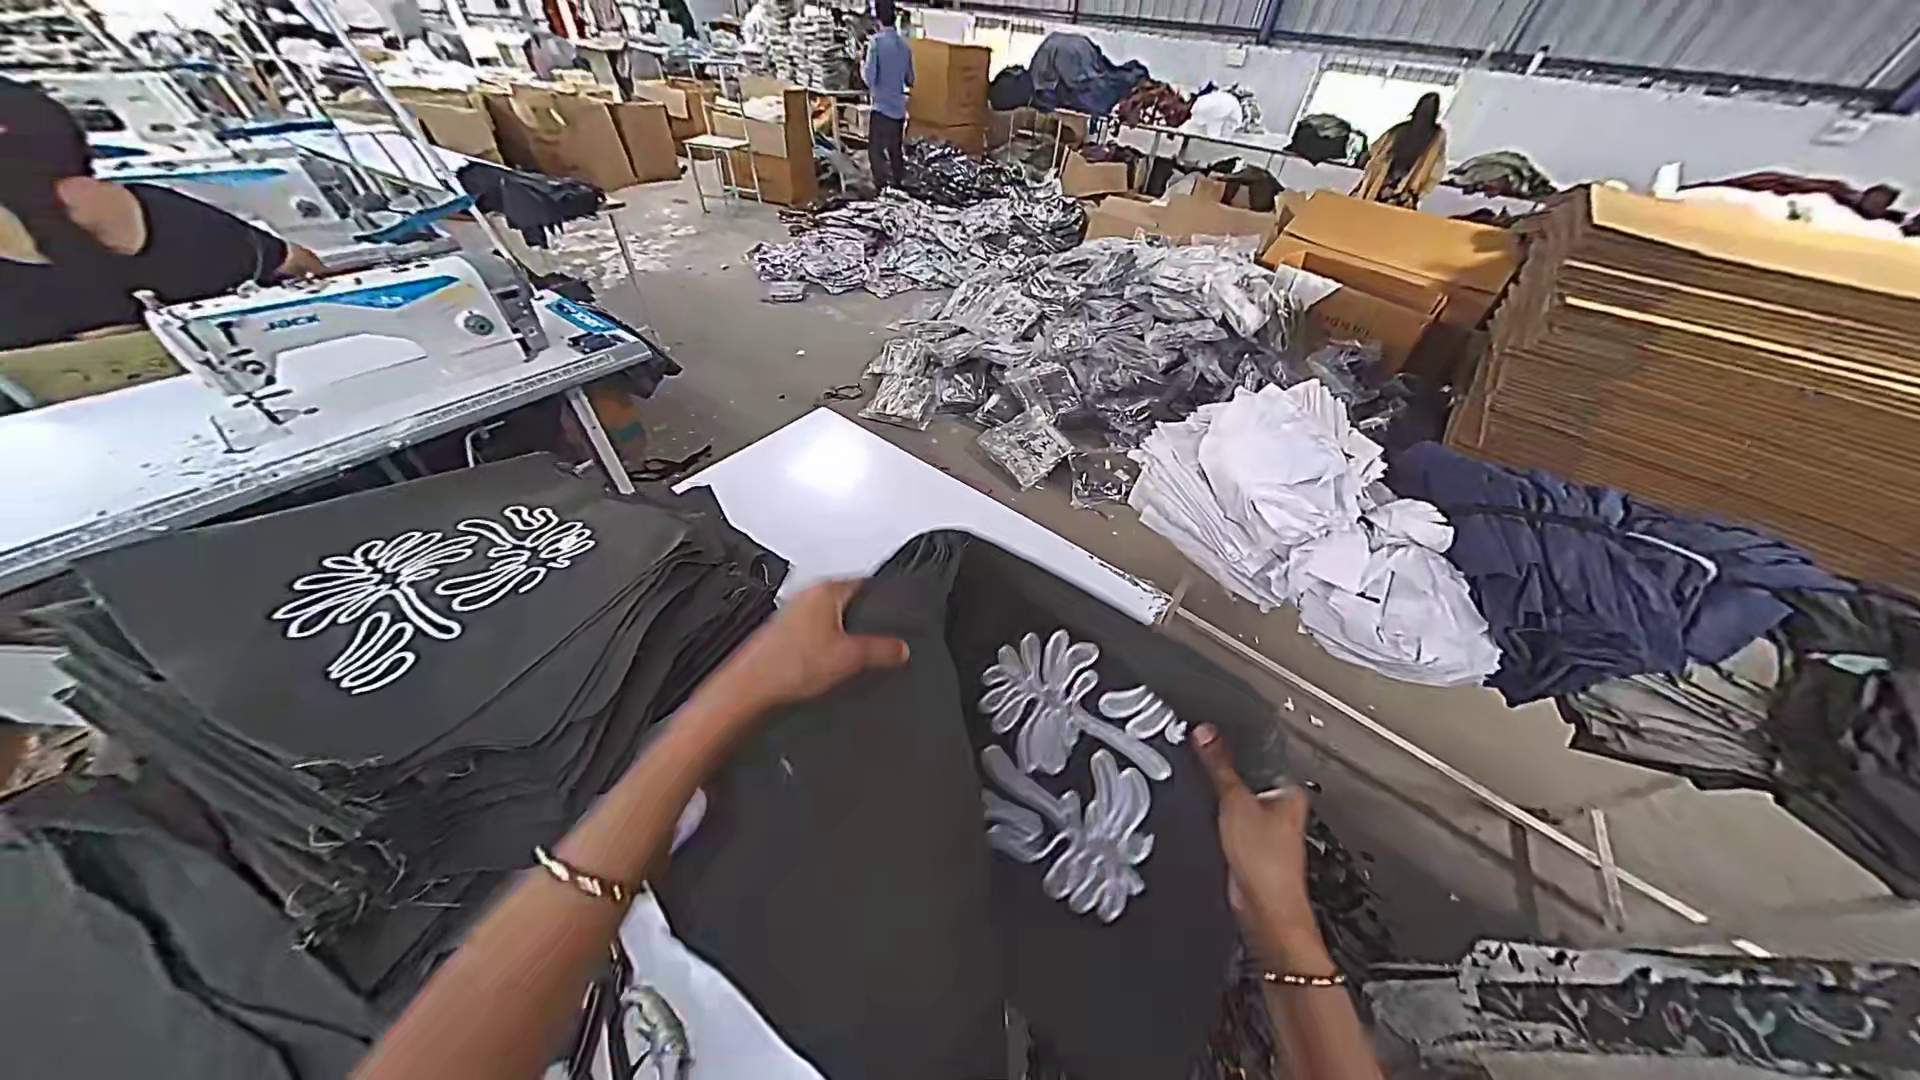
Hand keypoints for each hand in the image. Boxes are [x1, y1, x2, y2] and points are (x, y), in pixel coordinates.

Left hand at [707, 579, 909, 712]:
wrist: (749, 691)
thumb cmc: (787, 667)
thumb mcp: (851, 658)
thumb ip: (883, 650)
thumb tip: (901, 649)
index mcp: (825, 589)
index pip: (866, 582)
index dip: (884, 598)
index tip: (896, 610)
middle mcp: (806, 595)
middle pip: (848, 601)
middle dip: (864, 621)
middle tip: (878, 640)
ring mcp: (792, 613)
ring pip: (831, 619)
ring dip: (843, 635)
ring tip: (849, 658)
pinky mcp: (784, 634)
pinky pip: (815, 634)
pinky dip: (825, 646)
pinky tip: (826, 667)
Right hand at [1193, 724, 1330, 973]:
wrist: (1263, 911)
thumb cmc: (1267, 864)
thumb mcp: (1234, 800)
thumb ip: (1217, 765)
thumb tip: (1205, 733)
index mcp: (1287, 791)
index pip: (1257, 754)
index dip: (1231, 743)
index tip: (1206, 732)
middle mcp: (1278, 809)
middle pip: (1242, 776)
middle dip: (1220, 769)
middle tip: (1197, 754)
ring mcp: (1261, 828)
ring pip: (1231, 798)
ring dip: (1215, 793)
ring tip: (1198, 783)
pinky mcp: (1243, 845)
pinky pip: (1223, 818)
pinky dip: (1212, 813)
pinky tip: (1203, 813)